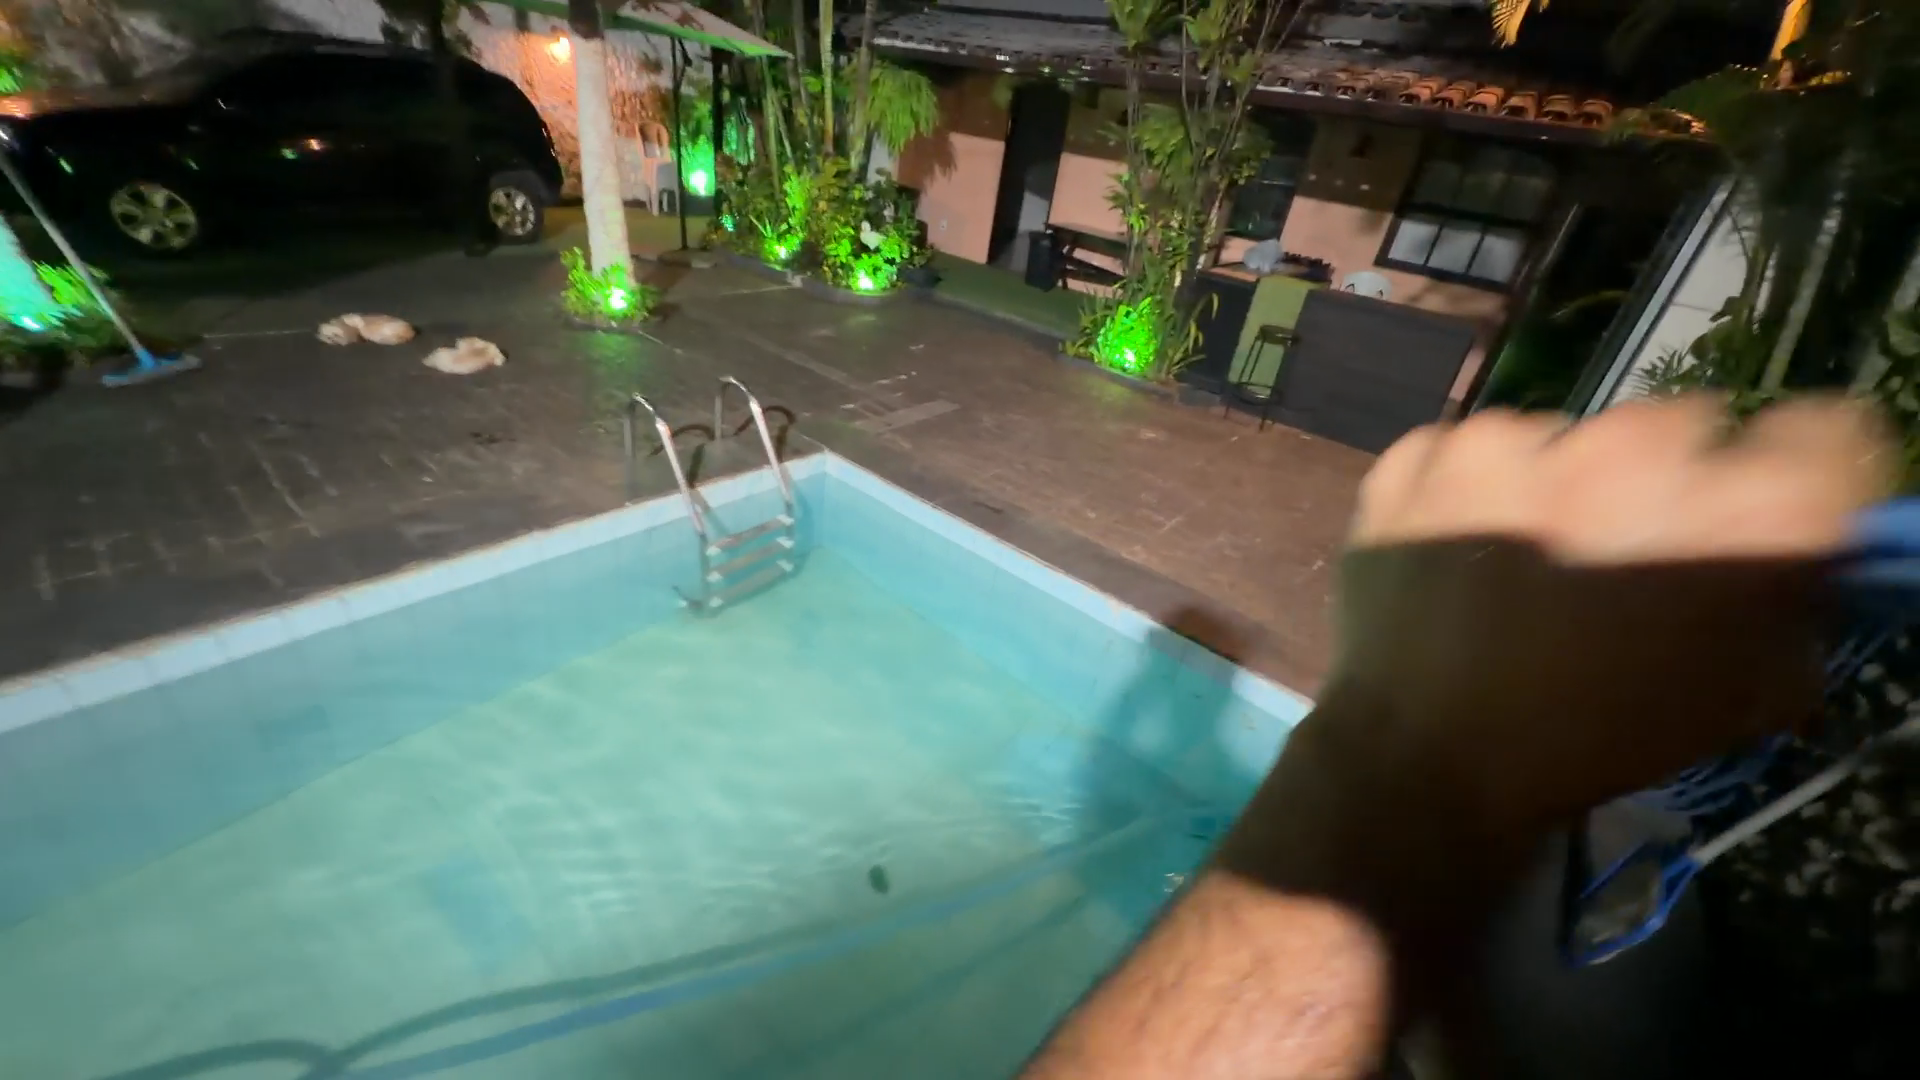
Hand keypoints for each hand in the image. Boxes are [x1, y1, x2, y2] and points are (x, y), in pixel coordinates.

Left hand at [1326, 393, 1892, 828]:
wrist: (1423, 744)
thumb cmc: (1588, 732)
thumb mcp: (1742, 687)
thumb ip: (1783, 594)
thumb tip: (1774, 545)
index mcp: (1744, 512)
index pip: (1815, 433)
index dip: (1779, 475)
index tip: (1742, 505)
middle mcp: (1625, 454)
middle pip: (1670, 425)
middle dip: (1655, 477)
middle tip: (1612, 537)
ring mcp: (1501, 450)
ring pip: (1549, 433)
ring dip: (1546, 476)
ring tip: (1516, 543)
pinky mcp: (1410, 465)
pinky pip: (1451, 448)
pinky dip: (1456, 482)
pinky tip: (1453, 535)